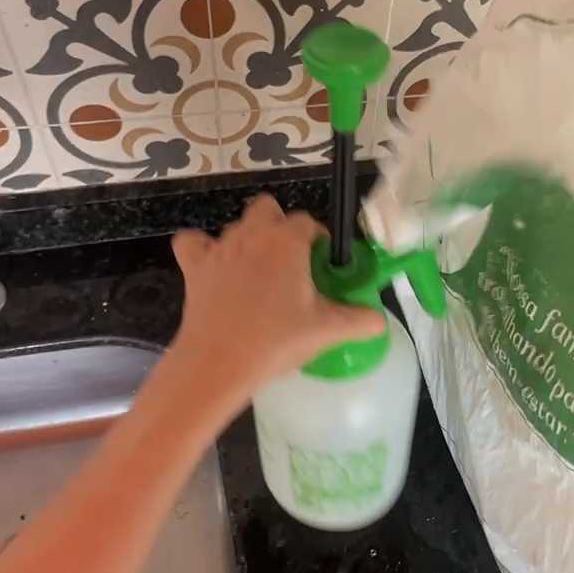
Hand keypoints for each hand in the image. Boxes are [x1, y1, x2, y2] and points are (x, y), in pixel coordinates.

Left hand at [166, 194, 383, 393]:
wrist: (219, 362)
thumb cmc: (277, 340)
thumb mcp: (327, 330)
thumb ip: (359, 320)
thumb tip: (379, 321)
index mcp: (287, 241)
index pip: (308, 222)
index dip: (318, 240)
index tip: (323, 265)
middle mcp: (253, 233)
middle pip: (268, 209)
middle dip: (280, 227)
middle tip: (292, 265)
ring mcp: (220, 247)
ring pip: (237, 227)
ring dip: (250, 242)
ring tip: (260, 278)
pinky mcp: (194, 265)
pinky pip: (194, 242)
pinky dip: (204, 249)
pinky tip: (216, 268)